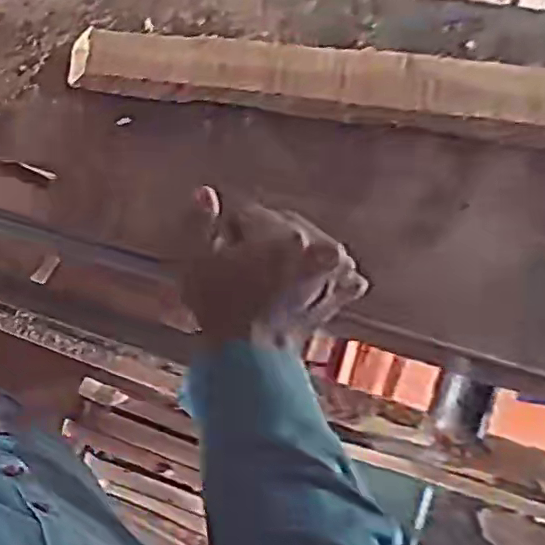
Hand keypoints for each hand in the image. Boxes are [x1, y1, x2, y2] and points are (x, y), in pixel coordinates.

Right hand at [177, 187, 367, 352]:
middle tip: (238, 264)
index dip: (228, 229)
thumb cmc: (217, 304)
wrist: (248, 352)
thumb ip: (202, 222)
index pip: (249, 212)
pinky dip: (315, 270)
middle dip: (260, 237)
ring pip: (306, 243)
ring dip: (288, 252)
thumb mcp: (196, 259)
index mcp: (283, 234)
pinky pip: (331, 265)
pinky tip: (294, 282)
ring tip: (264, 275)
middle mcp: (321, 245)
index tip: (217, 250)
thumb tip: (205, 192)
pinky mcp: (348, 289)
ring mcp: (341, 269)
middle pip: (281, 224)